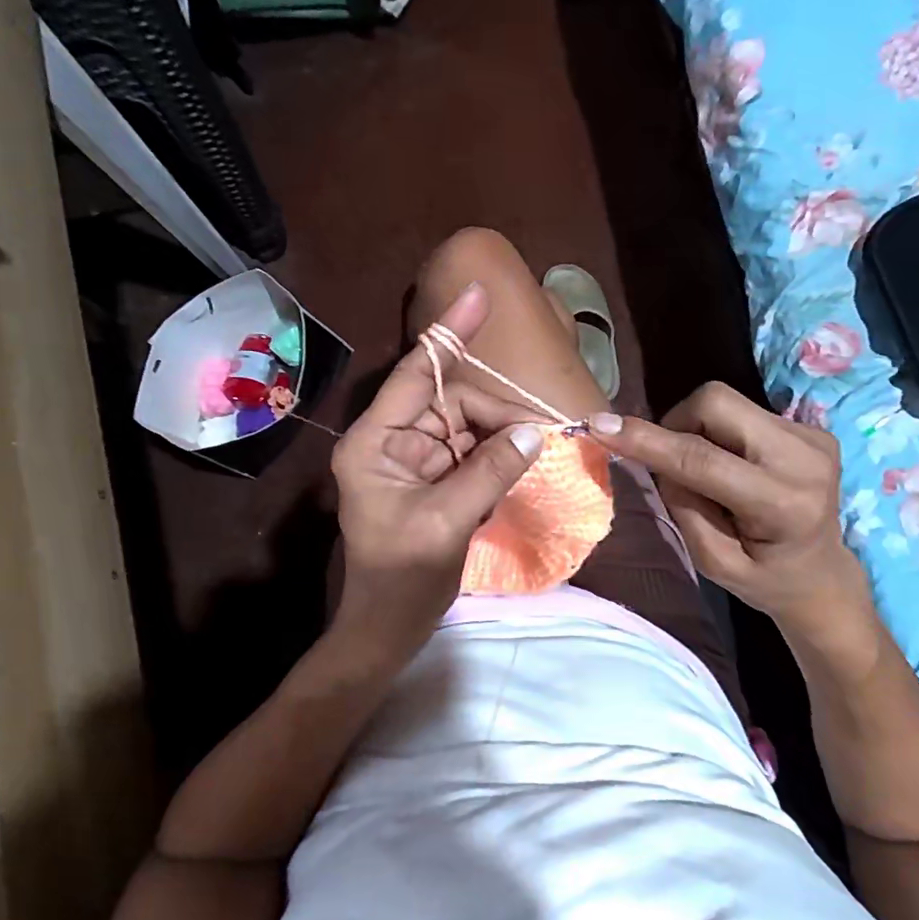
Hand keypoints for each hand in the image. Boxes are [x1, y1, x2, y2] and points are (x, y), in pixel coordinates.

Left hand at [330, 283, 546, 663]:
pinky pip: (470, 450)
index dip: (450, 334)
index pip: (416, 373)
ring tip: (536, 452)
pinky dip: (497, 455)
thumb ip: (490, 470)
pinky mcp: (431, 478)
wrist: (387, 626)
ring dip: (502, 435)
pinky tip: (517, 468)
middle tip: (543, 435)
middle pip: (451, 399)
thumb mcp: (446, 522)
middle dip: (497, 412)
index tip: (479, 293)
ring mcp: (412, 458)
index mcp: (375, 441)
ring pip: (466, 424)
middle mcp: (391, 439)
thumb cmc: (402, 578)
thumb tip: (536, 432)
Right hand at [592, 382, 874, 644]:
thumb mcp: (712, 559)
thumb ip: (681, 504)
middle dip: (677, 423)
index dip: (647, 440)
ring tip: (704, 468)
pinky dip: (719, 432)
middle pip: (716, 403)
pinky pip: (742, 411)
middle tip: (671, 460)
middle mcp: (805, 458)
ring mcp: (812, 436)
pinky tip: (732, 464)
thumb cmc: (763, 578)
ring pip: (726, 402)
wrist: (822, 575)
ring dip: (697, 428)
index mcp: (782, 503)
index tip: (601, 426)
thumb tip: (652, 452)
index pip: (701, 458)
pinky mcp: (811, 427)